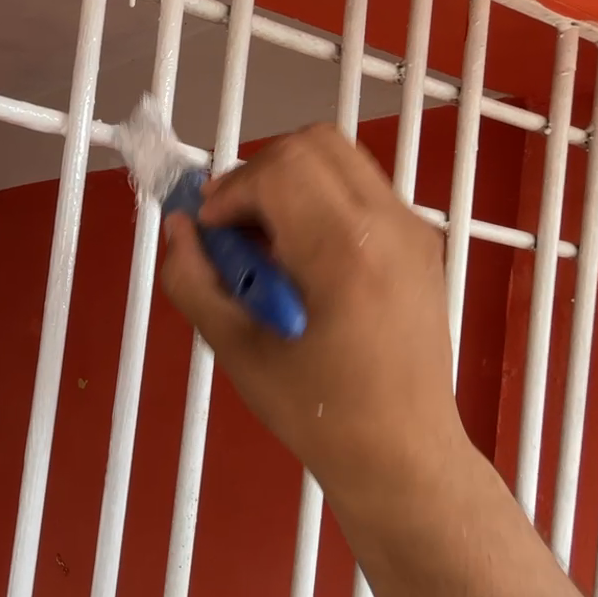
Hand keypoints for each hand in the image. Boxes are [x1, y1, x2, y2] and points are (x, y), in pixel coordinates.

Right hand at [159, 124, 467, 492]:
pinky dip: (314, 199)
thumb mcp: (234, 348)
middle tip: (229, 229)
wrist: (402, 452)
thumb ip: (192, 279)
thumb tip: (178, 227)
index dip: (228, 192)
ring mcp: (412, 230)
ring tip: (262, 243)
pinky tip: (297, 258)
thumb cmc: (314, 409)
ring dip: (284, 183)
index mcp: (344, 252)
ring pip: (336, 158)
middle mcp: (388, 225)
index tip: (209, 234)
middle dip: (254, 174)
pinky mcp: (419, 243)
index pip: (279, 169)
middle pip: (311, 144)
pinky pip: (357, 188)